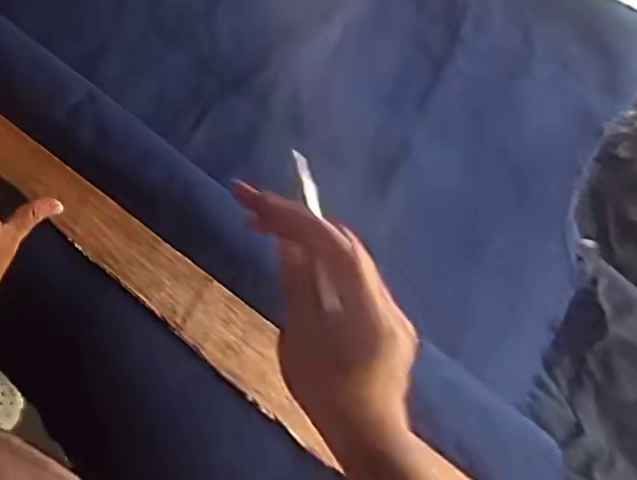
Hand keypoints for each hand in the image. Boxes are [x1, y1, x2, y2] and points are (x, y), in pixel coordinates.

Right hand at [232, 182, 418, 459]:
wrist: (369, 438)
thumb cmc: (326, 390)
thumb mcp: (301, 335)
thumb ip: (298, 283)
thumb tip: (286, 241)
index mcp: (367, 307)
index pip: (331, 242)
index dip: (290, 214)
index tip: (249, 197)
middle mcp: (385, 302)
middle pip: (340, 242)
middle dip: (294, 216)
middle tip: (248, 204)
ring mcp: (388, 311)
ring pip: (344, 253)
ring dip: (304, 232)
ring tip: (262, 223)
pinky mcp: (382, 319)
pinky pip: (347, 271)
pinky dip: (317, 252)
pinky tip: (293, 255)